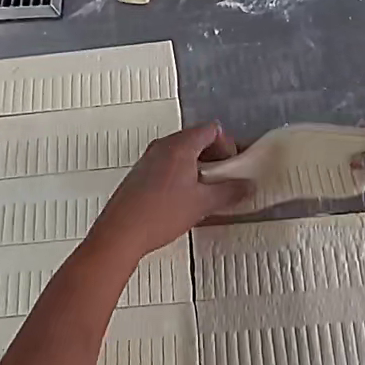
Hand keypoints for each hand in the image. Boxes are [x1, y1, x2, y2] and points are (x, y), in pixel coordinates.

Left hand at [86, 123, 252, 261]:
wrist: (120, 234)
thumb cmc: (154, 215)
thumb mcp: (203, 203)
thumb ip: (230, 191)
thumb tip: (244, 187)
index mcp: (180, 146)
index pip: (212, 130)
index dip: (228, 145)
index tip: (233, 163)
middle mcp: (162, 147)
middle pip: (197, 139)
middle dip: (215, 157)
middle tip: (224, 175)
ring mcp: (149, 160)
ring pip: (182, 153)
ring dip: (198, 167)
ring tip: (205, 190)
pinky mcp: (140, 175)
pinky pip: (167, 165)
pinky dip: (181, 175)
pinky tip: (184, 199)